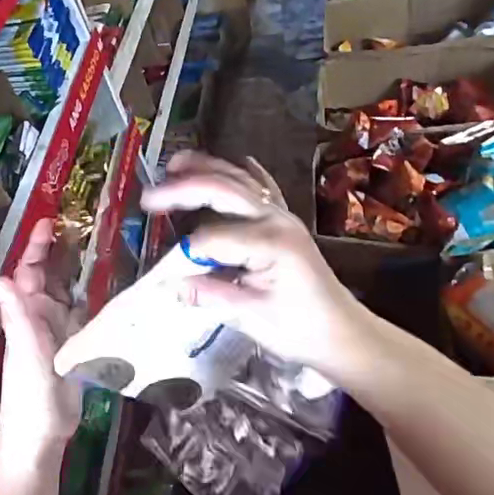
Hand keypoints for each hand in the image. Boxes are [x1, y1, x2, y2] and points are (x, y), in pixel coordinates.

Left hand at [0, 218, 80, 457]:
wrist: (42, 435)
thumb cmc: (30, 393)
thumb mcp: (26, 350)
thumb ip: (18, 315)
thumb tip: (0, 277)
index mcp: (26, 312)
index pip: (30, 269)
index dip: (37, 245)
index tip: (49, 220)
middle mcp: (40, 315)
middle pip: (48, 274)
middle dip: (59, 248)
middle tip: (80, 221)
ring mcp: (57, 329)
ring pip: (65, 290)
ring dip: (75, 267)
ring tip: (96, 242)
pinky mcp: (75, 344)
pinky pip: (81, 310)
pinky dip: (90, 294)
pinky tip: (107, 285)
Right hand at [140, 152, 371, 379]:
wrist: (344, 333)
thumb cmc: (302, 330)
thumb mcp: (254, 320)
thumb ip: (211, 296)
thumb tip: (170, 284)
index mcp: (270, 243)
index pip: (213, 237)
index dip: (186, 251)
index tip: (168, 272)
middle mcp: (275, 218)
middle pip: (223, 191)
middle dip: (183, 189)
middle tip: (149, 197)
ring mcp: (282, 214)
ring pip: (239, 180)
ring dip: (207, 169)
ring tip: (175, 164)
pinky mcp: (285, 220)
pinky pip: (263, 186)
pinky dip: (244, 173)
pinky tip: (236, 161)